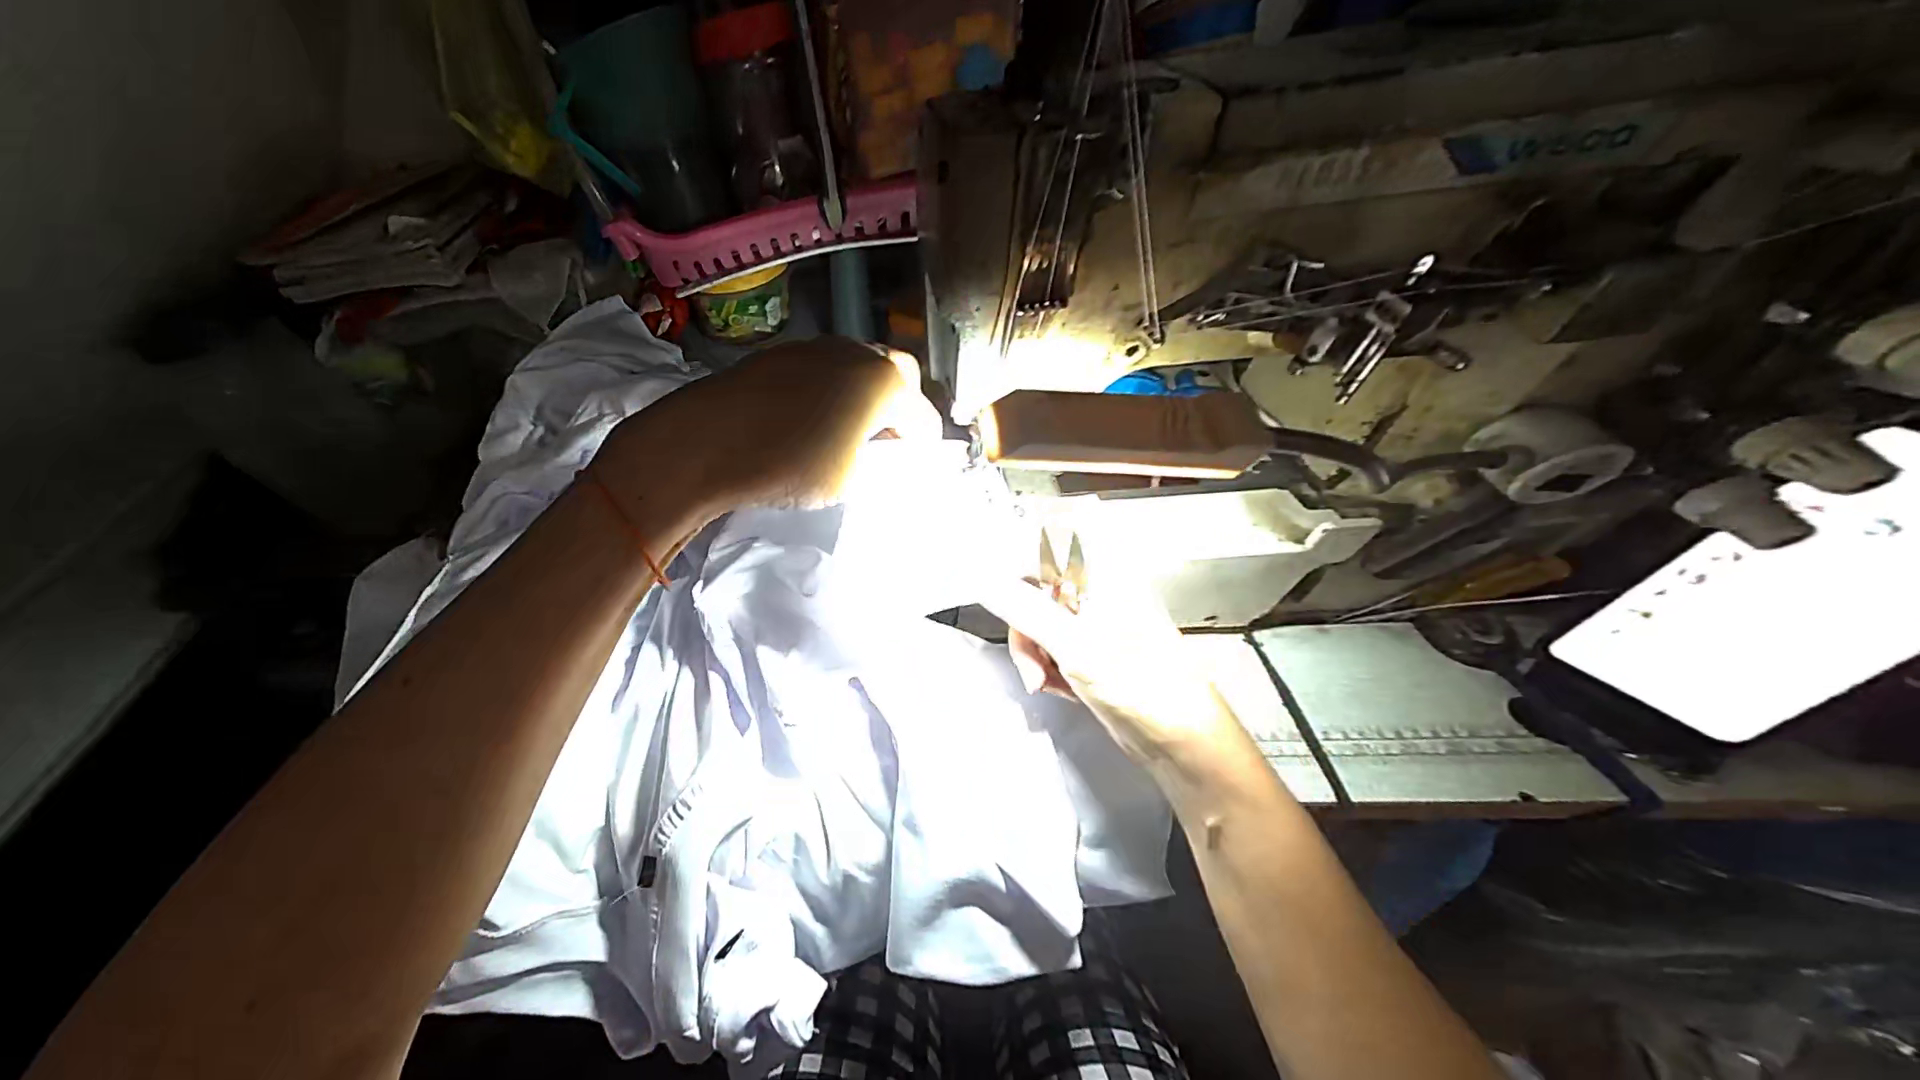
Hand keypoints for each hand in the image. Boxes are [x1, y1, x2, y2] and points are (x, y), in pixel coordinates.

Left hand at [599, 337, 937, 519]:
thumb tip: (890, 458)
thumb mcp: (850, 480)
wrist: (704, 442)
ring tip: (849, 430)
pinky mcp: (784, 351)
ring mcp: (819, 347)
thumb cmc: (790, 465)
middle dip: (902, 407)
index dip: (924, 446)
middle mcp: (859, 353)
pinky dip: (833, 389)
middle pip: (900, 376)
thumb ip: (881, 465)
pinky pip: (827, 368)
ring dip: (866, 395)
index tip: (915, 467)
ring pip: (861, 366)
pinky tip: (811, 418)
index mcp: (885, 383)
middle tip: (887, 442)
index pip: (924, 416)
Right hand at [977, 570, 1246, 768]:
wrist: (1178, 737)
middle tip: (1030, 657)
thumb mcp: (1074, 645)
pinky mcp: (1092, 648)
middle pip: (1034, 587)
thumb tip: (986, 582)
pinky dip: (1046, 666)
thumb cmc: (1145, 688)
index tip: (993, 589)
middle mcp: (1100, 588)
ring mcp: (1095, 619)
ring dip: (1032, 652)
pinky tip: (1059, 686)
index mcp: (1105, 571)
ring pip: (1038, 620)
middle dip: (1023, 627)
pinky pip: (1050, 645)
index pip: (1045, 543)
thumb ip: (1024, 608)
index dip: (1014, 564)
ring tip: (1044, 679)